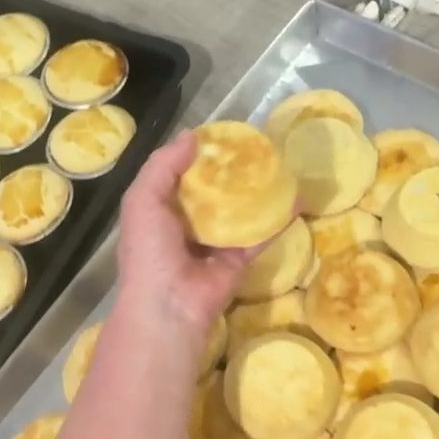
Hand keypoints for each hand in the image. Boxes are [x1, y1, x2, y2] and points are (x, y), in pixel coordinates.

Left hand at [117, 131, 263, 336]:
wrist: (169, 303)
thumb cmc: (150, 248)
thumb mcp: (143, 198)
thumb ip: (164, 165)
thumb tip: (193, 136)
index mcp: (162, 209)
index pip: (182, 175)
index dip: (201, 155)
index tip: (225, 135)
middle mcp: (188, 225)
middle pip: (215, 192)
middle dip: (233, 172)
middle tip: (259, 147)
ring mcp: (215, 244)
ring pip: (240, 212)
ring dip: (259, 193)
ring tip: (282, 168)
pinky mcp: (238, 261)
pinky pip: (259, 237)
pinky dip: (277, 222)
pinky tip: (295, 202)